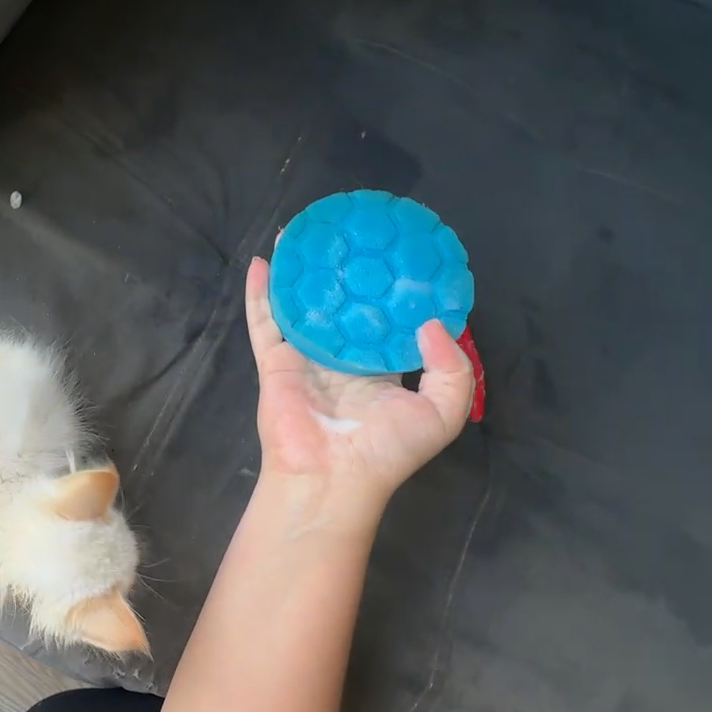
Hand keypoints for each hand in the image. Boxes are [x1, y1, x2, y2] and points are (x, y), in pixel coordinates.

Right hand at [242, 255, 471, 498]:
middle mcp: (339, 359)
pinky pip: (266, 322)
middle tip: (342, 235)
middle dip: (339, 274)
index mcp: (378, 370)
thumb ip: (450, 367)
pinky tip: (264, 262)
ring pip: (299, 306)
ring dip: (297, 273)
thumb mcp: (441, 411)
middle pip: (337, 306)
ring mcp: (303, 359)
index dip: (387, 292)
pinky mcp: (275, 362)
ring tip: (300, 236)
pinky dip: (261, 293)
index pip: (381, 323)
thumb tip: (430, 322)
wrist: (332, 475)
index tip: (393, 256)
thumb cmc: (386, 449)